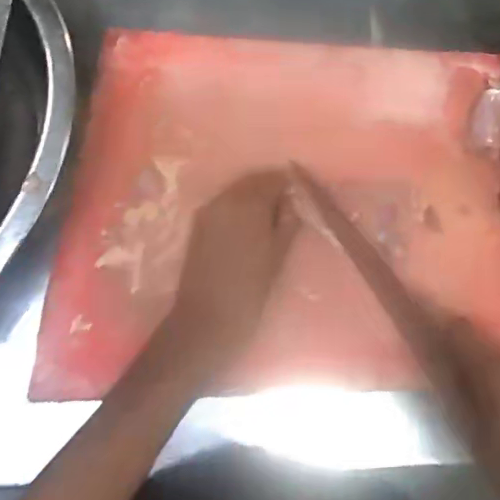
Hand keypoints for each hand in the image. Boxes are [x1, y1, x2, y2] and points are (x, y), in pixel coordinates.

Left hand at [160, 169, 300, 373]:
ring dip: (255, 197)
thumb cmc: (250, 290)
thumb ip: (288, 220)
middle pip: (254, 180)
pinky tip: (250, 227)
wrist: (205, 322)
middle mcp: (225, 198)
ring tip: (271, 219)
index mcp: (248, 202)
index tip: (301, 198)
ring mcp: (208, 210)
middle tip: (288, 208)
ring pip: (238, 191)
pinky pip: (225, 204)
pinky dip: (239, 207)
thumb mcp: (279, 254)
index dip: (290, 184)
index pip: (274, 177)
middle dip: (272, 188)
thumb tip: (292, 199)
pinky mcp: (198, 224)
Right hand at [437, 319, 499, 499]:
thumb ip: (459, 398)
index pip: (459, 329)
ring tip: (494, 412)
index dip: (437, 317)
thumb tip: (438, 364)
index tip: (419, 307)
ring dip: (499, 377)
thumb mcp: (481, 447)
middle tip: (457, 382)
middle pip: (488, 348)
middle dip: (469, 358)